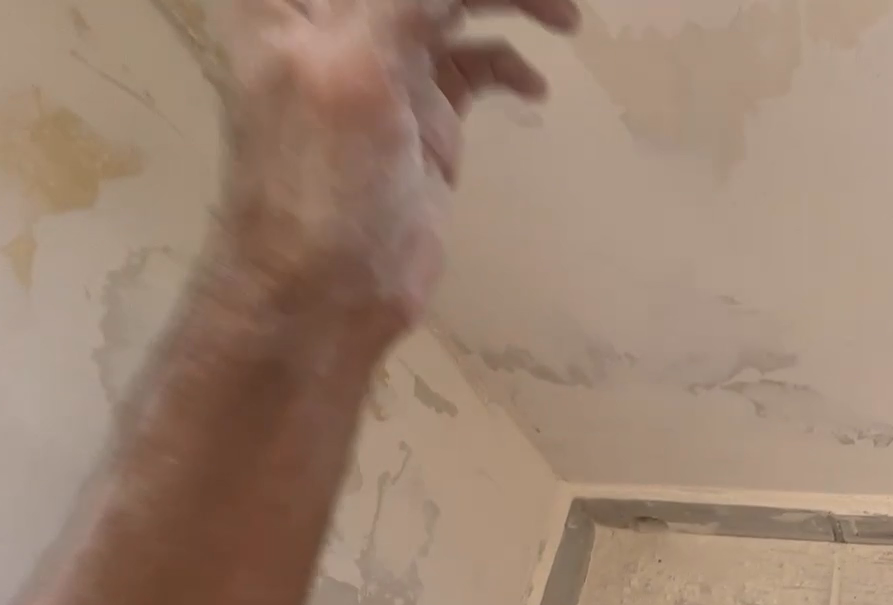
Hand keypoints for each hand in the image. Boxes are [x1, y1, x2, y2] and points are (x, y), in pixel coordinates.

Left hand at [215, 0, 578, 325]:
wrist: (334, 287)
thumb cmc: (326, 184)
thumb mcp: (353, 71)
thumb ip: (399, 4)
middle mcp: (339, 15)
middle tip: (561, 5)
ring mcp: (389, 66)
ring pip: (453, 7)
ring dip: (508, 5)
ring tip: (566, 20)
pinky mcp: (425, 115)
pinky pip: (472, 67)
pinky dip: (507, 66)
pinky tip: (535, 87)